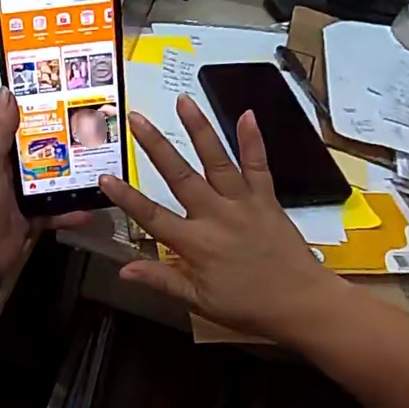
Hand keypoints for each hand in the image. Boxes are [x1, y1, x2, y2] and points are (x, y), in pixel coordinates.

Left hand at [0, 88, 85, 288]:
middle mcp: (9, 176)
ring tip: (97, 167)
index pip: (20, 131)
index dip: (40, 118)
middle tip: (92, 134)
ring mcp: (21, 200)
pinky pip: (55, 213)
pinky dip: (71, 212)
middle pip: (41, 157)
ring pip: (52, 184)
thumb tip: (7, 94)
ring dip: (72, 179)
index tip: (65, 104)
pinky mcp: (31, 222)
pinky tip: (90, 208)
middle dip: (64, 148)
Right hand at [98, 96, 347, 343]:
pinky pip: (259, 165)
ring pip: (217, 160)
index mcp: (195, 243)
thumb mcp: (199, 301)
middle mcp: (216, 215)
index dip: (126, 197)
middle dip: (155, 146)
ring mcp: (243, 203)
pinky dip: (253, 140)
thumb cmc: (248, 307)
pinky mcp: (267, 199)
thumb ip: (161, 280)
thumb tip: (123, 269)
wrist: (302, 303)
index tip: (105, 178)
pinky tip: (247, 114)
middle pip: (180, 176)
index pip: (152, 216)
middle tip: (137, 119)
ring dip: (199, 129)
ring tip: (183, 101)